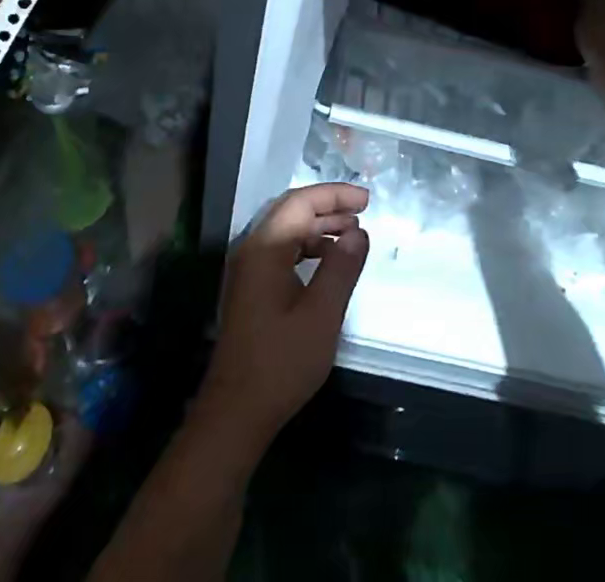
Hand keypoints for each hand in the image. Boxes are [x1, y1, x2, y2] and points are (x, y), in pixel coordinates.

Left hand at [197, 183, 370, 444]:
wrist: (237, 410)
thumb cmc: (282, 361)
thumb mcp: (322, 314)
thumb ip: (341, 268)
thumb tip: (359, 233)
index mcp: (265, 250)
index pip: (299, 203)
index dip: (334, 195)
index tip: (367, 199)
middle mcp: (251, 251)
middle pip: (290, 211)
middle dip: (327, 206)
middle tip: (364, 211)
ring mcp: (247, 270)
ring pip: (285, 231)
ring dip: (318, 226)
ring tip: (353, 234)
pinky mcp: (250, 289)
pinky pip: (280, 251)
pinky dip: (307, 247)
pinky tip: (328, 261)